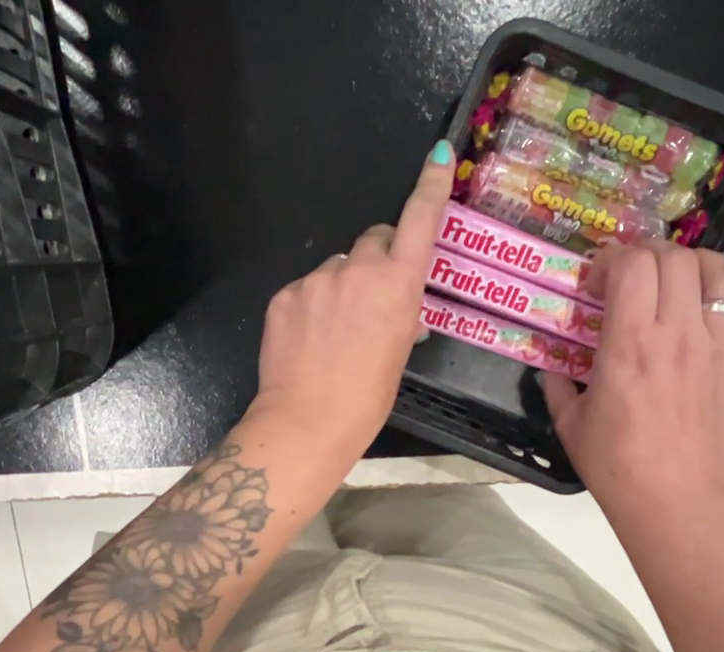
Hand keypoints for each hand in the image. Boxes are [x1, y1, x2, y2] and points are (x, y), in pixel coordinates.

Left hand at [248, 141, 458, 453]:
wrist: (306, 422)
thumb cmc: (365, 399)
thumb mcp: (397, 356)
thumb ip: (399, 318)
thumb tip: (398, 311)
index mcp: (396, 283)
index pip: (419, 220)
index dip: (431, 187)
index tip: (439, 157)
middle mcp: (357, 269)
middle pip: (372, 241)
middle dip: (376, 261)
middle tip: (371, 301)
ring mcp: (316, 280)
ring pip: (336, 268)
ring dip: (340, 288)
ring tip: (333, 333)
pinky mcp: (284, 295)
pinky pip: (305, 290)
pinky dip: (310, 306)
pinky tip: (308, 340)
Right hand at [542, 241, 723, 519]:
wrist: (670, 498)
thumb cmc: (614, 463)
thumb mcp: (569, 423)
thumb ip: (559, 386)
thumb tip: (552, 367)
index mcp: (630, 342)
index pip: (632, 265)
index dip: (611, 259)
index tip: (595, 280)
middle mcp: (678, 332)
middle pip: (676, 259)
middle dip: (649, 254)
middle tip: (630, 274)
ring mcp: (717, 347)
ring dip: (701, 264)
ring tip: (679, 278)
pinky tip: (723, 316)